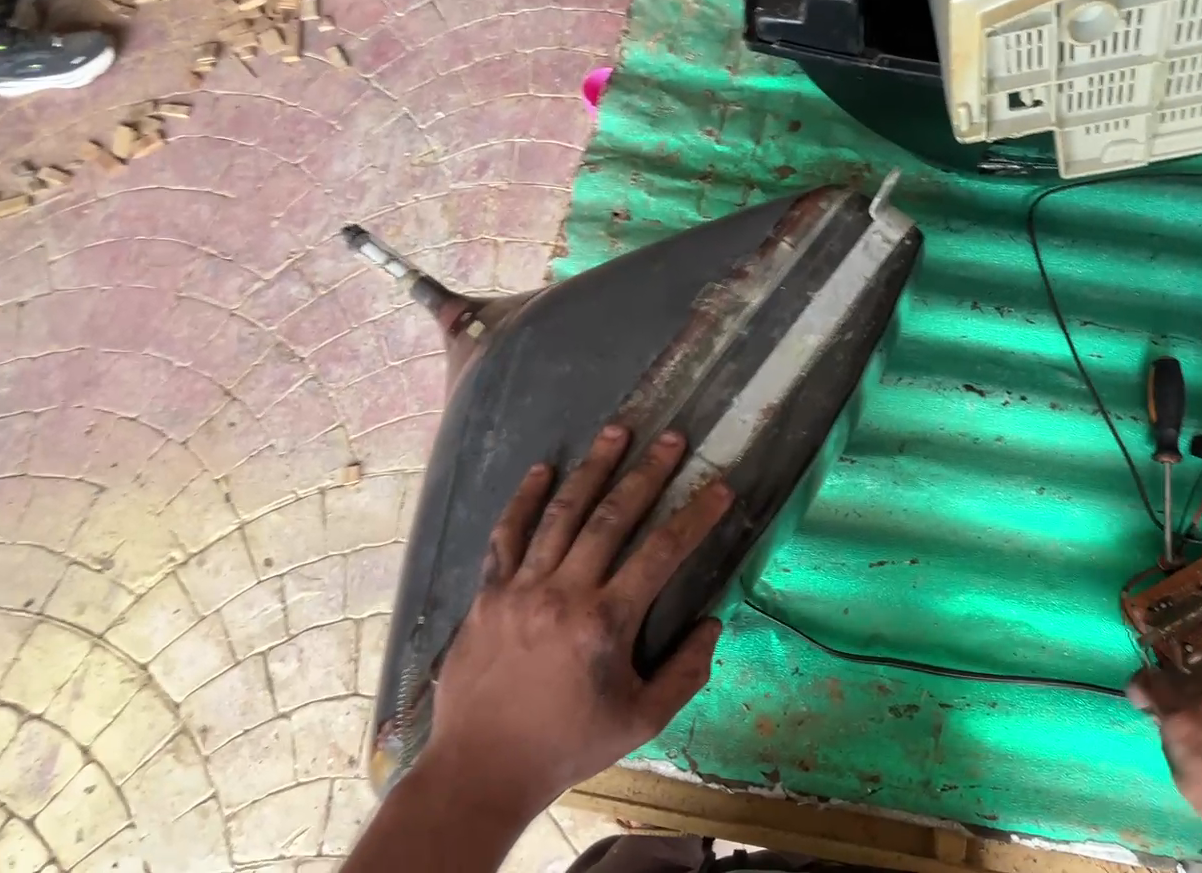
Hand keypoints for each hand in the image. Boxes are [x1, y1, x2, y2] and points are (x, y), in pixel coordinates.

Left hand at [419, 425, 733, 807]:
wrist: (479, 770)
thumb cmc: (567, 745)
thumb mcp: (641, 721)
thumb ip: (686, 673)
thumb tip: (713, 625)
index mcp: (606, 622)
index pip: (662, 553)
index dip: (696, 516)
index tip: (721, 487)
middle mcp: (564, 592)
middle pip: (612, 517)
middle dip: (648, 472)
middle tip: (672, 438)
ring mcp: (520, 589)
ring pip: (562, 514)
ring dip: (593, 469)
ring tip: (617, 431)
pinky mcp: (488, 594)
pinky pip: (506, 536)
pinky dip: (524, 499)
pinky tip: (542, 469)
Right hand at [1129, 667, 1201, 857]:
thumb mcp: (1181, 773)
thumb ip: (1171, 738)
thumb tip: (1168, 721)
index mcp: (1180, 715)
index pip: (1149, 680)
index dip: (1139, 687)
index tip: (1139, 701)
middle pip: (1178, 676)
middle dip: (1168, 688)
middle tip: (1168, 707)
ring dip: (1195, 694)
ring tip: (1199, 716)